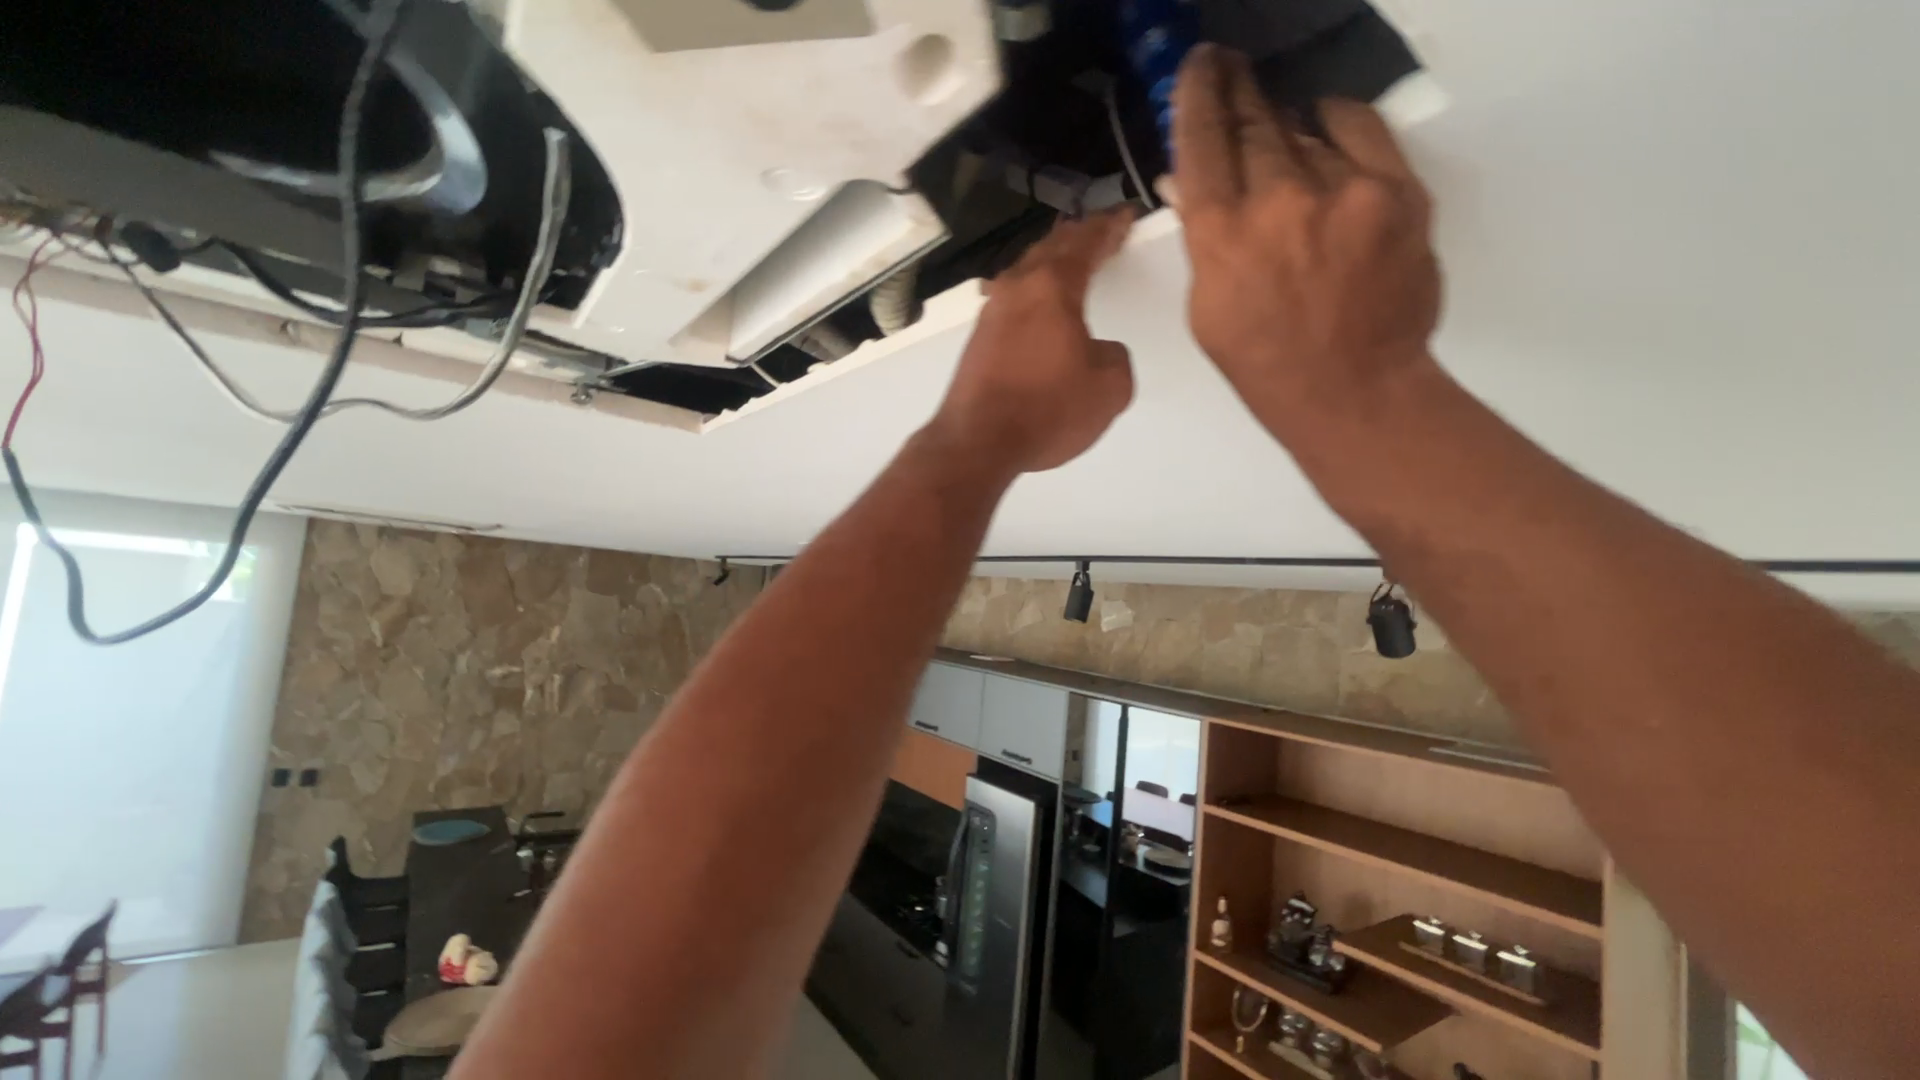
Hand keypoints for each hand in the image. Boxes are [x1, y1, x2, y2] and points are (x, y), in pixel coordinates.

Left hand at [930, 211, 1135, 473]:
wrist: (978, 442)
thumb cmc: (1047, 410)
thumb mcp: (1109, 388)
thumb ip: (1115, 358)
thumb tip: (1097, 350)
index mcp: (1053, 287)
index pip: (1086, 244)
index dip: (1108, 227)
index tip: (1124, 215)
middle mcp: (1017, 288)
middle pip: (1050, 248)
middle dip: (1076, 236)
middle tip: (1096, 228)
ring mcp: (992, 312)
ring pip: (1025, 270)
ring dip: (1048, 258)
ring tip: (1065, 255)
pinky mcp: (978, 338)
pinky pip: (1010, 297)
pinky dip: (1030, 287)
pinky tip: (1031, 298)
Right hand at [1172, 45, 1441, 429]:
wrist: (1352, 388)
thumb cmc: (1263, 358)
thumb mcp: (1206, 304)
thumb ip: (1204, 236)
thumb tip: (1193, 179)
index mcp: (1220, 234)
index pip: (1201, 138)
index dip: (1198, 91)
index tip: (1201, 63)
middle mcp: (1278, 200)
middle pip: (1253, 121)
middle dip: (1239, 92)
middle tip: (1232, 69)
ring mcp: (1343, 190)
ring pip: (1304, 130)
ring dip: (1286, 127)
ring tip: (1280, 134)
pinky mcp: (1396, 190)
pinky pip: (1361, 128)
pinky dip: (1338, 123)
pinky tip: (1325, 128)